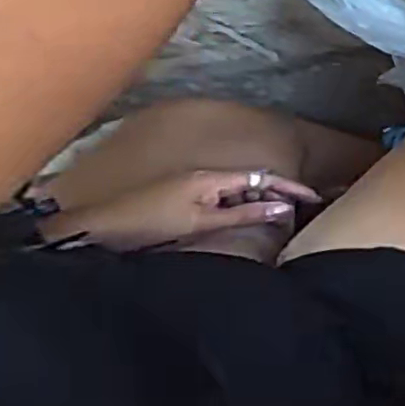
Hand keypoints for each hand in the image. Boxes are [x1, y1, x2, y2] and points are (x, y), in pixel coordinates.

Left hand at [39, 169, 321, 250]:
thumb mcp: (201, 223)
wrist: (89, 230)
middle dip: (279, 192)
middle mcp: (206, 175)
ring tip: (277, 215)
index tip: (315, 198)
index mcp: (213, 178)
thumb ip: (245, 214)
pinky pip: (223, 196)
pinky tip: (245, 216)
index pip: (265, 177)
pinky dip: (240, 205)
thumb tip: (284, 209)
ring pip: (238, 189)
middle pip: (254, 180)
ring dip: (259, 199)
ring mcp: (192, 184)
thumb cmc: (147, 224)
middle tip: (299, 209)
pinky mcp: (181, 195)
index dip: (292, 187)